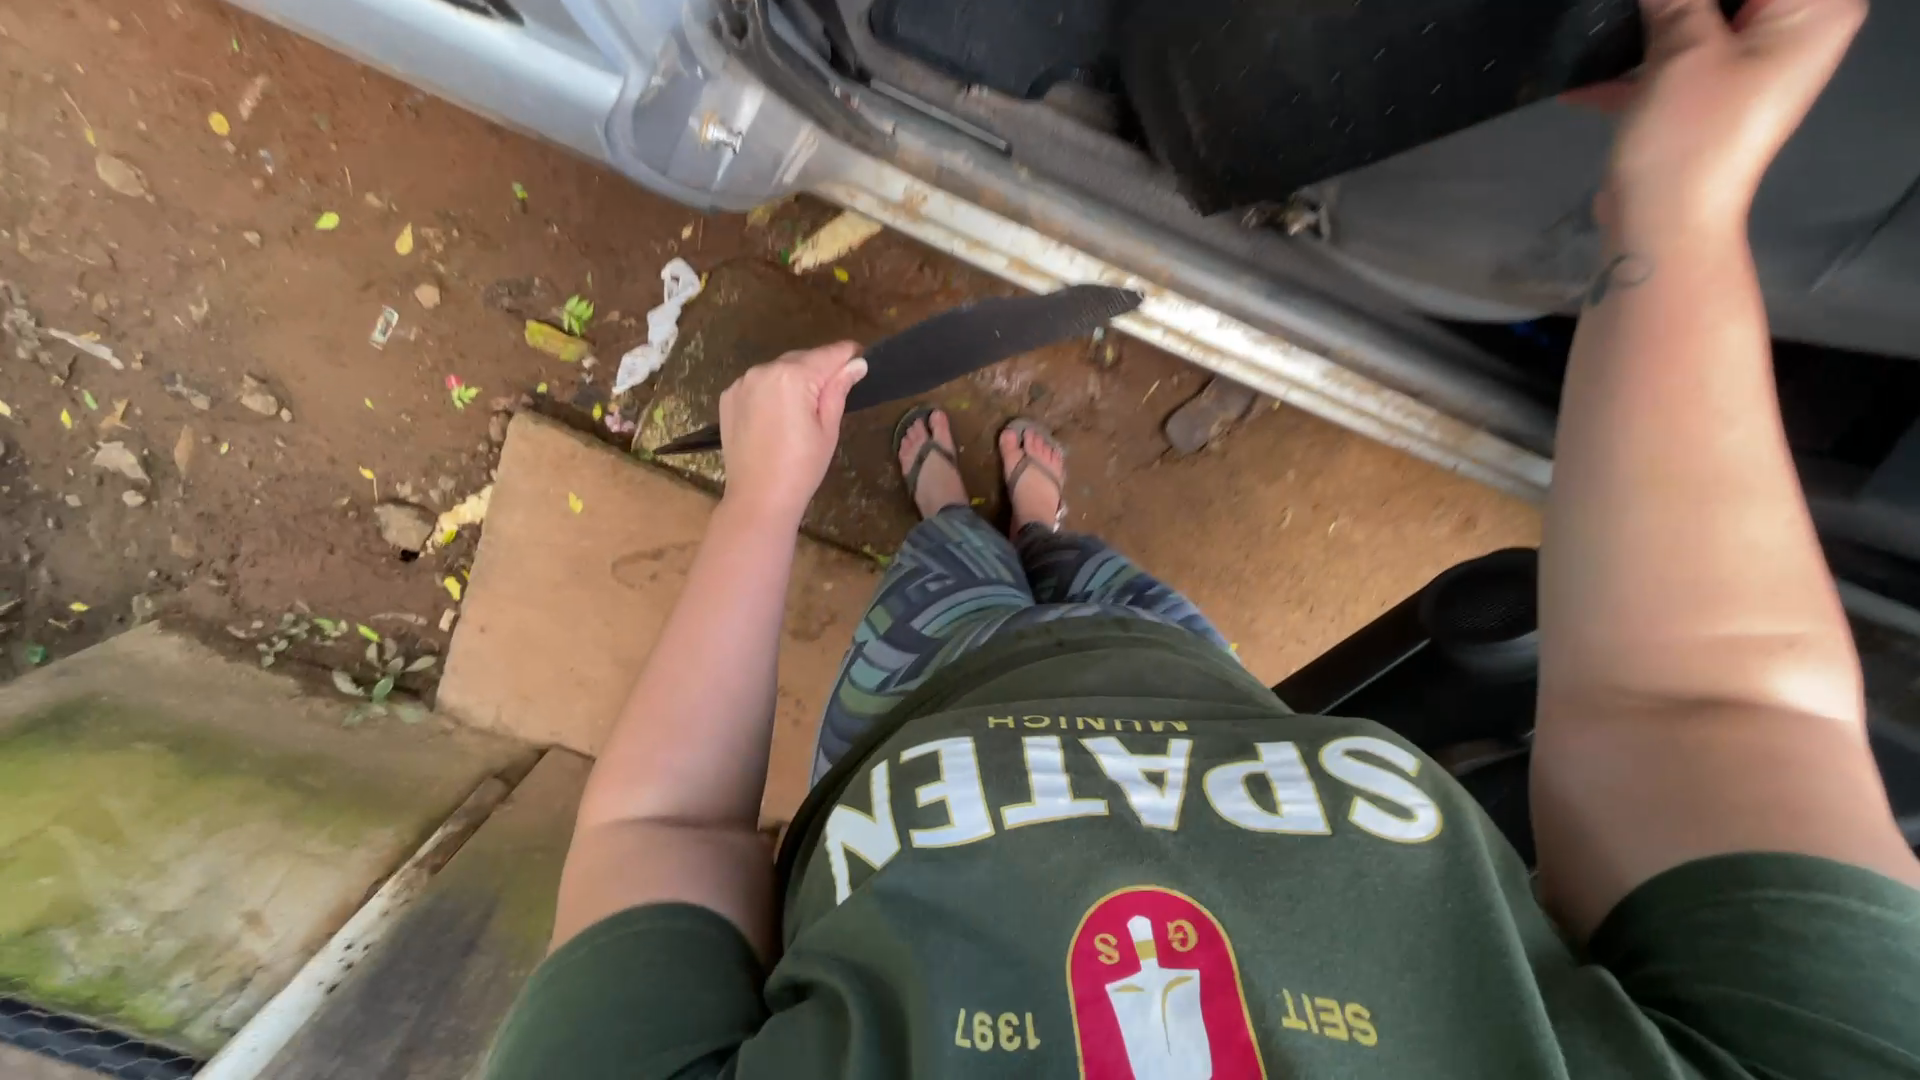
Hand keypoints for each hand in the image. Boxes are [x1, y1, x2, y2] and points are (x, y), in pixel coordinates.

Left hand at [716, 341, 866, 525]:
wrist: (758, 497)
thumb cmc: (802, 467)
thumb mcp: (828, 429)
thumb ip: (839, 389)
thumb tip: (856, 363)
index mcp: (793, 376)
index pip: (829, 354)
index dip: (848, 355)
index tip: (861, 359)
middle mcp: (764, 370)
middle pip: (802, 358)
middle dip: (819, 370)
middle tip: (834, 394)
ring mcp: (742, 382)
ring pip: (778, 370)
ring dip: (794, 380)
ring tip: (802, 410)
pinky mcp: (729, 396)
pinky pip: (758, 383)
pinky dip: (771, 391)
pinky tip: (776, 417)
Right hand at [1592, 0, 1866, 237]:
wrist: (1662, 223)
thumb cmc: (1688, 135)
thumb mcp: (1680, 55)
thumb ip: (1674, 3)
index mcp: (1812, 10)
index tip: (1654, 3)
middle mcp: (1789, 34)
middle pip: (1727, 1)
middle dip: (1669, 5)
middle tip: (1622, 12)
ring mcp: (1743, 73)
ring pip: (1693, 31)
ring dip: (1643, 34)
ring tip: (1599, 34)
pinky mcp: (1701, 105)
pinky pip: (1668, 72)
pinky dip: (1628, 75)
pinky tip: (1578, 82)